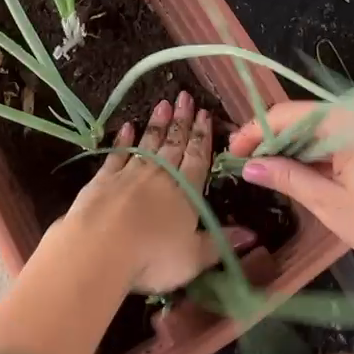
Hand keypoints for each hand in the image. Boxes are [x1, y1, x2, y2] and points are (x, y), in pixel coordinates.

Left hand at [58, 91, 253, 293]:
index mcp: (185, 192)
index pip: (197, 158)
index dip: (202, 136)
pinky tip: (127, 127)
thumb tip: (252, 234)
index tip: (205, 113)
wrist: (101, 248)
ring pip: (148, 143)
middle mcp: (159, 175)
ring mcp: (130, 174)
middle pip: (174, 143)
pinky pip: (117, 155)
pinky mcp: (104, 179)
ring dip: (156, 123)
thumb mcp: (194, 257)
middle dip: (181, 120)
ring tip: (163, 103)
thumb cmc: (154, 256)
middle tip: (185, 96)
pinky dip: (123, 140)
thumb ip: (220, 242)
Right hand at [227, 93, 353, 289]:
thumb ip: (289, 178)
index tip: (233, 154)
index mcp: (352, 118)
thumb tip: (249, 167)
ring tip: (279, 173)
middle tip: (252, 168)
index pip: (289, 115)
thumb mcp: (333, 207)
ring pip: (324, 120)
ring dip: (301, 143)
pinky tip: (313, 169)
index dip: (256, 133)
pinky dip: (326, 144)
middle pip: (306, 114)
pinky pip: (346, 126)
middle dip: (278, 140)